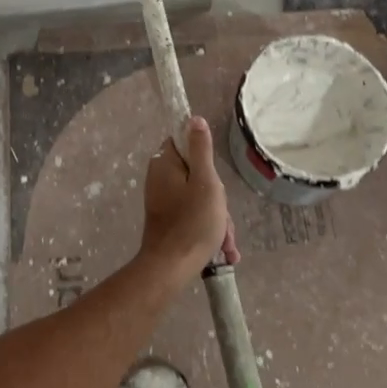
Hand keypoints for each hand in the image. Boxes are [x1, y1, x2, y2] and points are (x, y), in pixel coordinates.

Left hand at [139, 116, 238, 277]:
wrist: (171, 268)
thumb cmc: (192, 222)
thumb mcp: (205, 180)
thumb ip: (201, 149)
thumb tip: (194, 119)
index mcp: (164, 164)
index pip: (183, 142)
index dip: (203, 156)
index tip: (213, 177)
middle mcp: (159, 179)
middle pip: (196, 174)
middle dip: (216, 198)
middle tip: (222, 215)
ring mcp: (163, 202)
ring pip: (199, 199)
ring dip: (218, 219)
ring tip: (226, 243)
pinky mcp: (168, 221)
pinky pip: (193, 216)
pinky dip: (209, 231)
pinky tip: (222, 251)